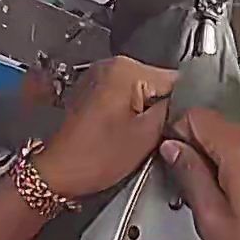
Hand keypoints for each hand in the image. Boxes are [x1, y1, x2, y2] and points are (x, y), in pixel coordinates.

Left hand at [34, 56, 175, 196]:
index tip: (179, 125)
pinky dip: (129, 113)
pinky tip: (122, 133)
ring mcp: (99, 77)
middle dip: (162, 109)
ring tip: (136, 136)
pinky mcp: (92, 92)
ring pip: (142, 92)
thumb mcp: (146, 136)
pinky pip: (124, 97)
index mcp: (126, 70)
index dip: (183, 106)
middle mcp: (111, 66)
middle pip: (158, 84)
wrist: (54, 172)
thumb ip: (172, 112)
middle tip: (157, 136)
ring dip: (146, 112)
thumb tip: (184, 105)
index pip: (175, 80)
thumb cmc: (91, 157)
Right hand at [159, 109, 239, 239]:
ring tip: (224, 202)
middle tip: (196, 188)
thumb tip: (174, 149)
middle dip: (202, 150)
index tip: (174, 156)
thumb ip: (189, 174)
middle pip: (221, 126)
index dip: (179, 134)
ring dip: (225, 159)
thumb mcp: (211, 219)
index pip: (198, 116)